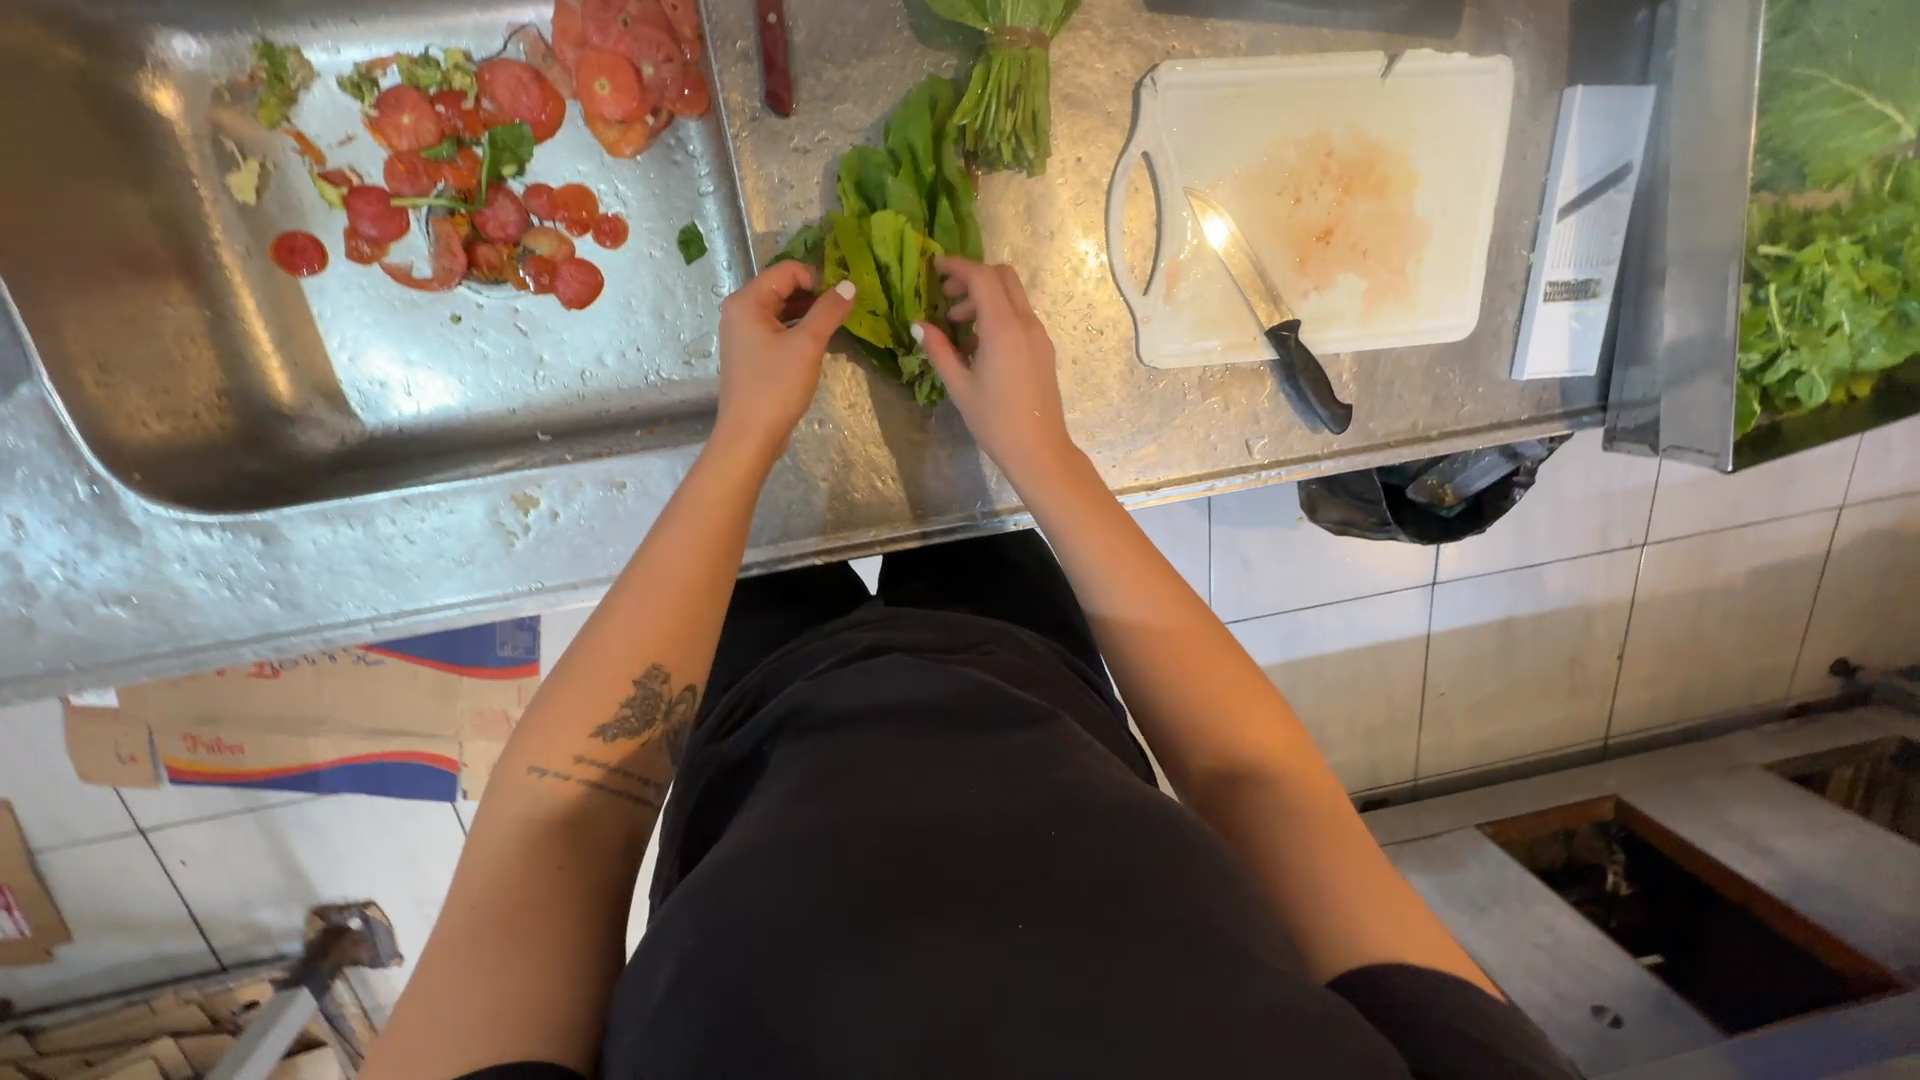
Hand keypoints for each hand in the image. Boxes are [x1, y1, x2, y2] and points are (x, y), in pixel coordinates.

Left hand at [714, 261, 855, 463]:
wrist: (750, 435)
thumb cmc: (776, 386)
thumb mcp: (807, 345)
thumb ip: (829, 311)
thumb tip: (850, 285)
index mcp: (747, 301)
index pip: (786, 271)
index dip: (817, 277)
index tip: (842, 298)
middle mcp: (740, 312)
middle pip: (782, 288)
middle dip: (814, 295)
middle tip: (843, 311)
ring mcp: (743, 335)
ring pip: (781, 311)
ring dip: (808, 315)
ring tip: (834, 327)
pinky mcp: (751, 356)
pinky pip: (777, 331)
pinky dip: (797, 332)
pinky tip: (817, 345)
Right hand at [915, 258, 1076, 477]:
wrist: (1038, 449)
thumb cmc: (995, 421)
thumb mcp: (959, 386)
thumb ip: (939, 350)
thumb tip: (919, 324)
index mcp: (1003, 329)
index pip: (982, 277)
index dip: (958, 266)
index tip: (935, 269)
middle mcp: (1026, 323)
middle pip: (1002, 276)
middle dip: (973, 277)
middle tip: (947, 297)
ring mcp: (1038, 335)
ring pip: (1013, 296)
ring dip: (984, 299)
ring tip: (957, 327)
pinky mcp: (1043, 349)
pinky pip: (1020, 317)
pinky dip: (998, 315)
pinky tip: (978, 345)